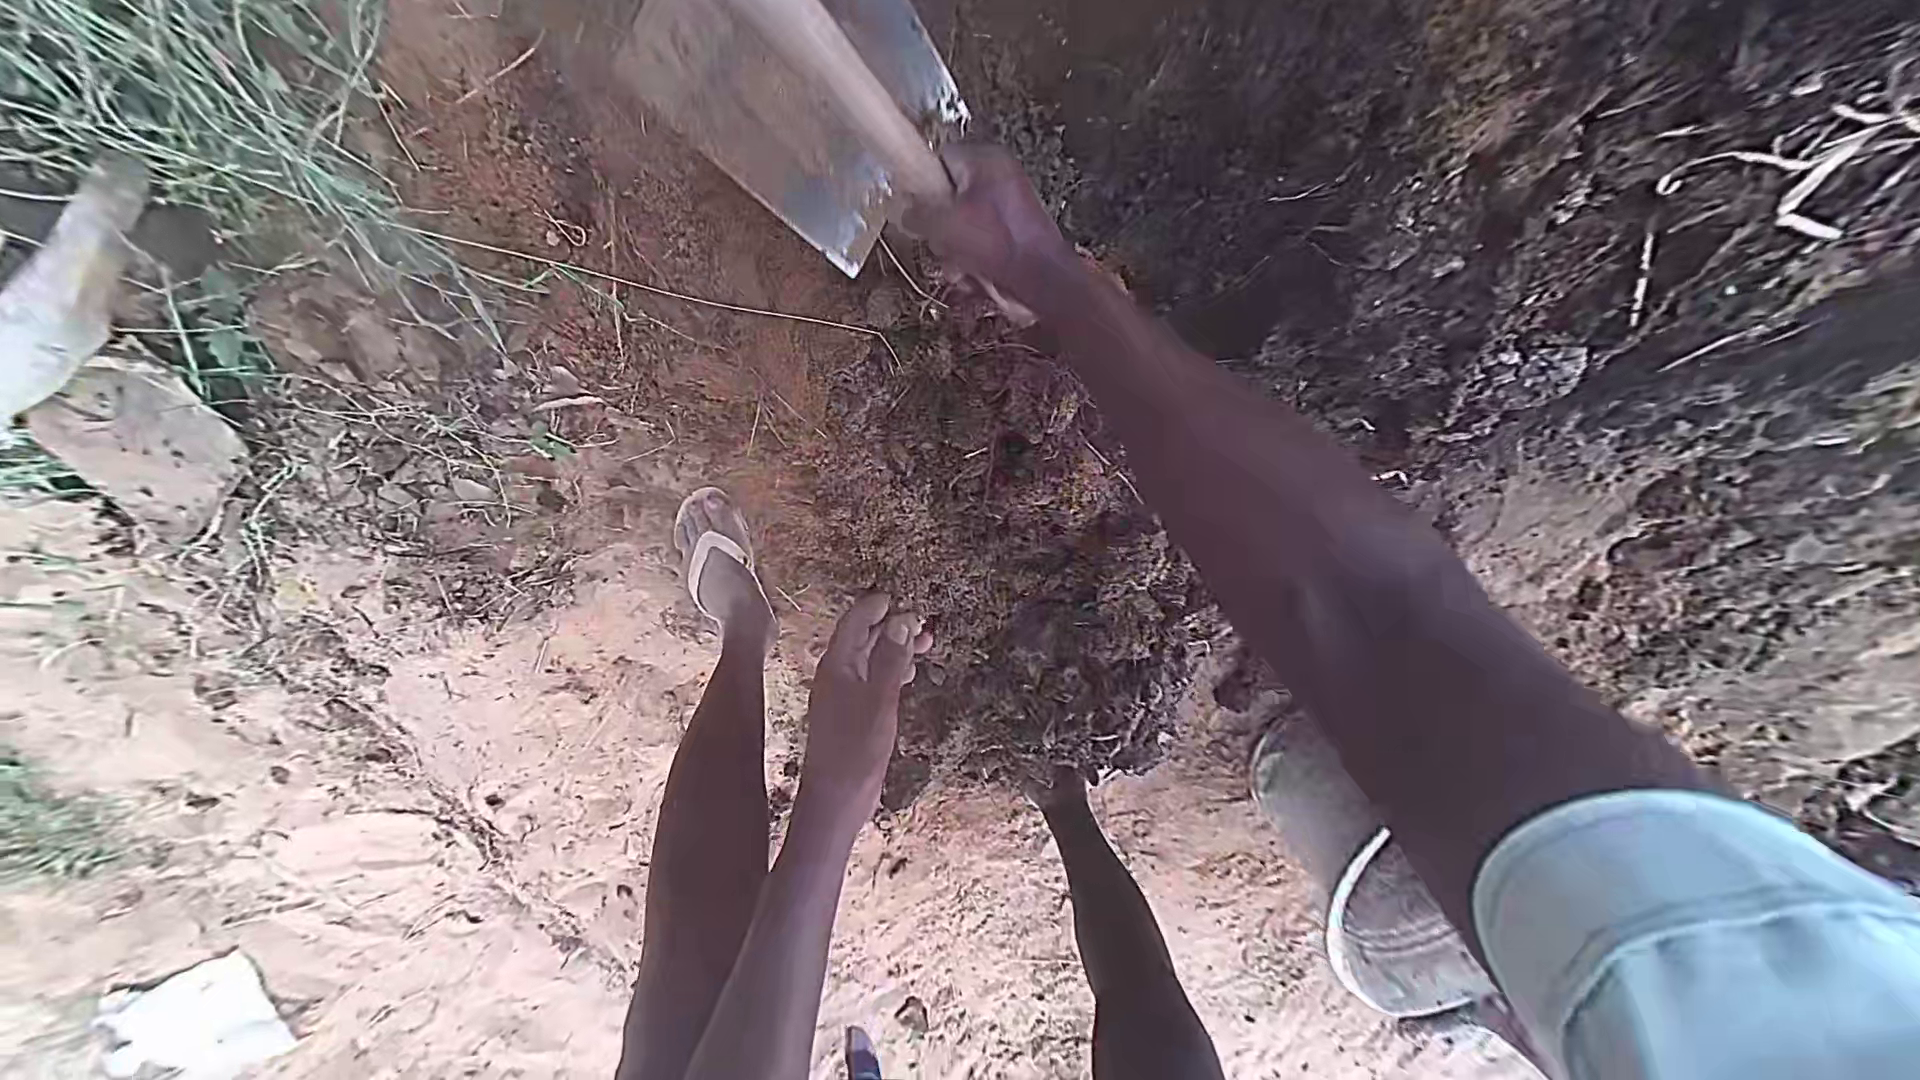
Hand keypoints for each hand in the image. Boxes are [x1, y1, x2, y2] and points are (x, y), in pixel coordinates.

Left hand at [797, 593, 933, 829]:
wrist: (835, 802)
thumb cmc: (856, 751)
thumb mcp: (880, 701)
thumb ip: (891, 660)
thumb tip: (902, 621)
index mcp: (836, 667)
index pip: (853, 624)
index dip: (874, 608)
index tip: (897, 597)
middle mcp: (835, 676)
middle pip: (862, 639)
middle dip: (890, 627)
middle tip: (922, 623)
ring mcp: (841, 696)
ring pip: (869, 660)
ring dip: (893, 649)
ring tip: (925, 645)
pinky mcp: (850, 714)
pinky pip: (871, 680)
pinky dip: (890, 671)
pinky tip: (908, 675)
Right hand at [902, 144, 1073, 300]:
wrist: (1042, 282)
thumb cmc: (995, 244)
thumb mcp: (945, 224)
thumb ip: (918, 212)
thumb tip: (905, 211)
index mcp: (986, 161)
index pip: (941, 159)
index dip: (924, 186)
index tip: (916, 211)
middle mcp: (999, 180)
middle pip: (949, 199)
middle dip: (941, 230)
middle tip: (943, 247)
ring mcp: (1008, 212)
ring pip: (962, 229)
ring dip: (954, 254)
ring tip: (961, 270)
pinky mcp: (1013, 241)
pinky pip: (980, 248)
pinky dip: (973, 265)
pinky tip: (975, 279)